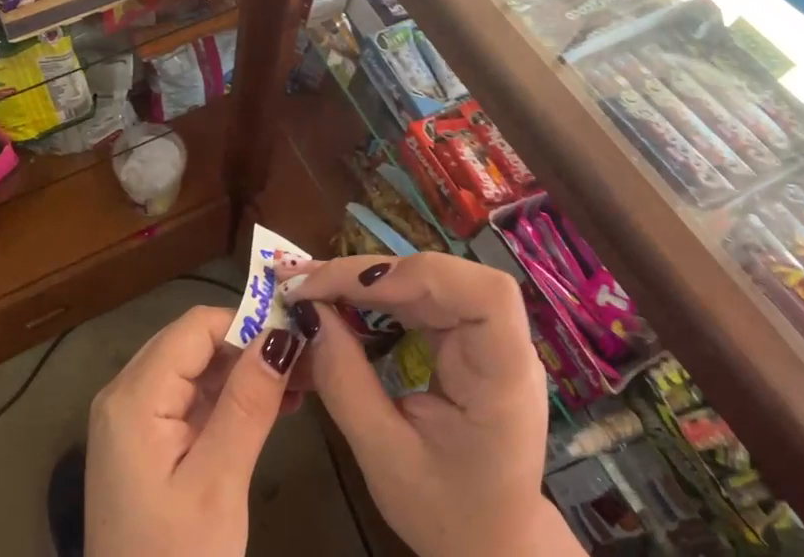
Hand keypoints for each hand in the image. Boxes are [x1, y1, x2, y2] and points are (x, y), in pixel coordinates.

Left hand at [85, 305, 302, 556]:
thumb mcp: (217, 484)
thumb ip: (246, 405)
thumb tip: (280, 335)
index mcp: (133, 398)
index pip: (194, 328)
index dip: (246, 323)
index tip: (300, 337)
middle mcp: (124, 395)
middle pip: (192, 344)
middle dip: (250, 346)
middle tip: (309, 361)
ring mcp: (132, 420)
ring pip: (194, 370)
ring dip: (244, 373)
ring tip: (303, 383)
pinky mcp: (145, 444)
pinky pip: (189, 401)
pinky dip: (229, 400)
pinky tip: (273, 408)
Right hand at [285, 253, 583, 556]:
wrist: (493, 544)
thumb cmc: (447, 512)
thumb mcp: (384, 456)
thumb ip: (346, 382)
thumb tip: (307, 315)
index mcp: (502, 378)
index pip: (484, 295)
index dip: (417, 275)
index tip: (350, 288)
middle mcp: (502, 346)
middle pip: (441, 278)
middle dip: (367, 274)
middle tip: (301, 283)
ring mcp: (483, 340)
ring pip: (423, 282)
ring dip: (364, 281)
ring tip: (309, 289)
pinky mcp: (464, 342)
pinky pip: (417, 302)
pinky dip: (374, 299)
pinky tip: (338, 304)